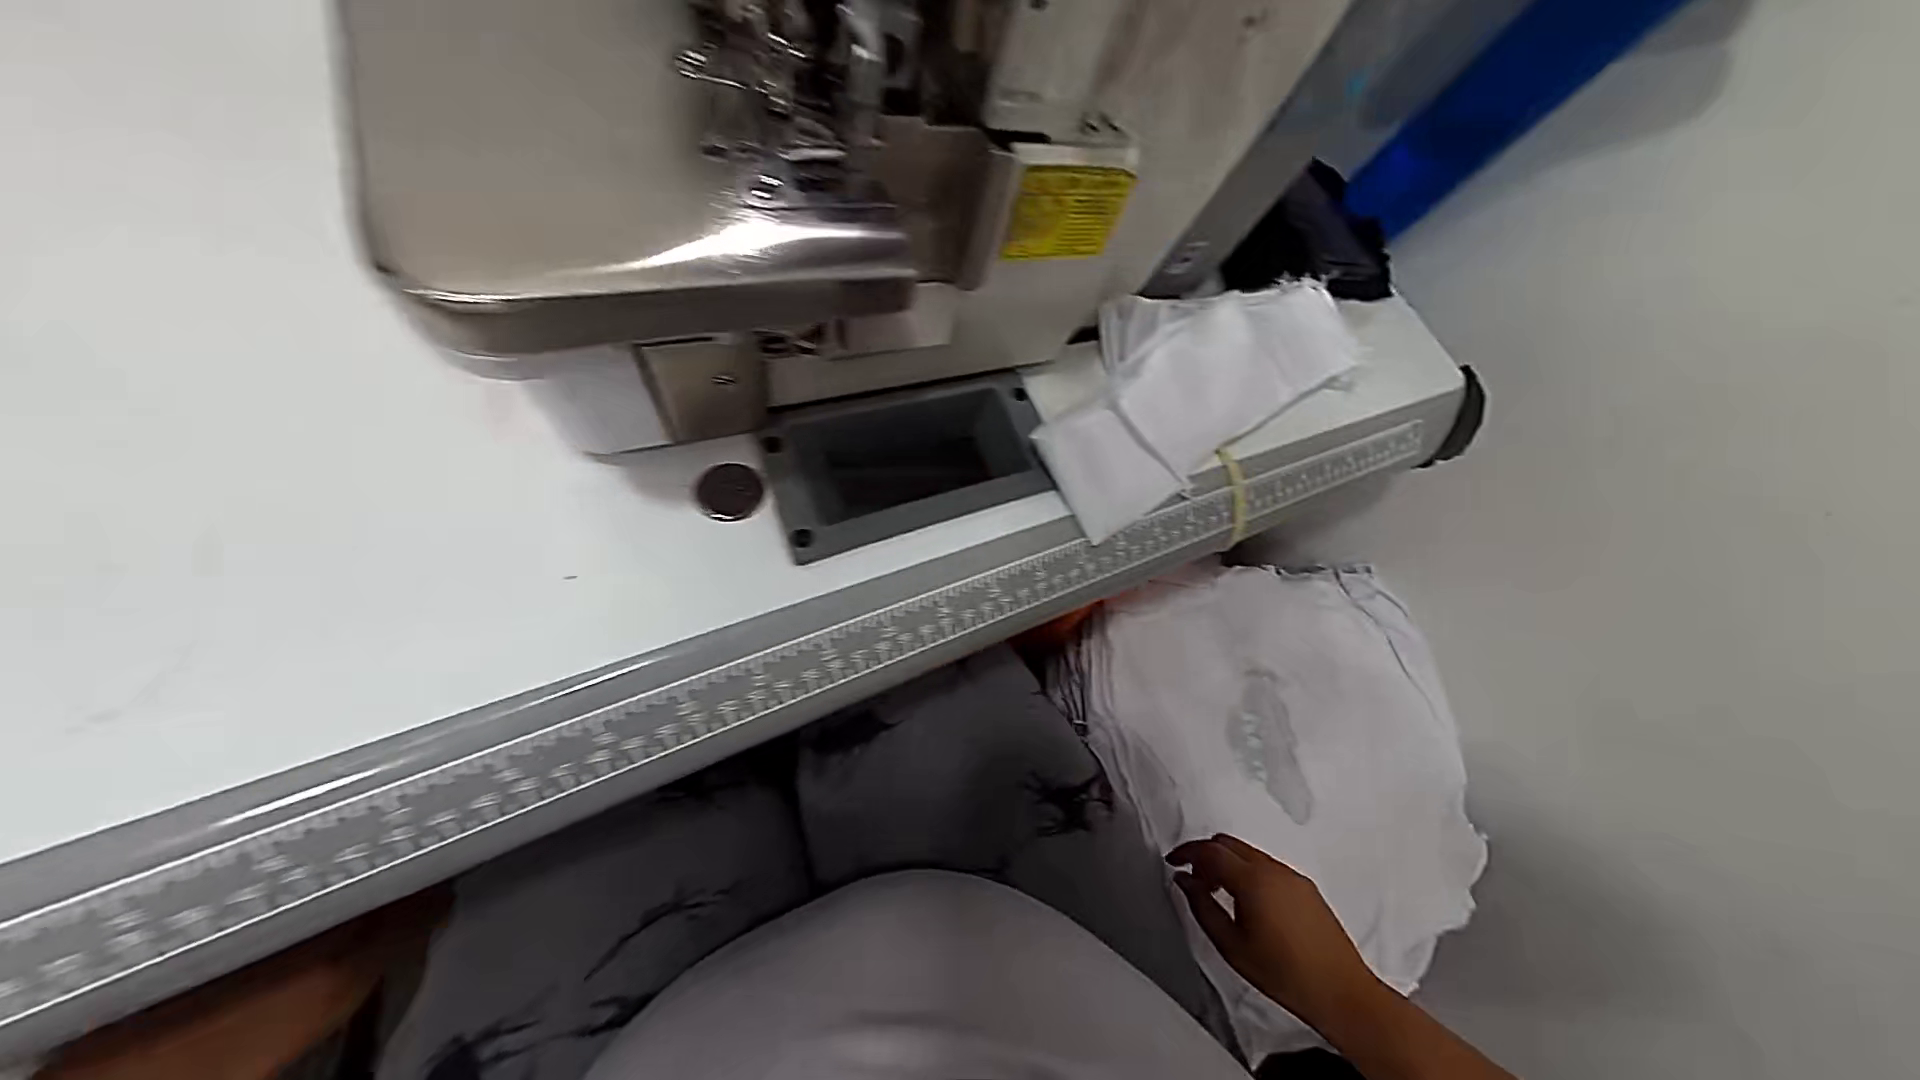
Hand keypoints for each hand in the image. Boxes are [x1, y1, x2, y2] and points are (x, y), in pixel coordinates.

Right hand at [1166, 834, 1384, 1030]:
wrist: (1341, 992)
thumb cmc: (1286, 974)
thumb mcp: (1231, 946)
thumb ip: (1202, 907)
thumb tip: (1185, 882)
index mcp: (1252, 880)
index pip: (1210, 850)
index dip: (1186, 852)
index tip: (1174, 861)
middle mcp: (1273, 870)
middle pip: (1228, 843)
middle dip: (1205, 854)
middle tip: (1194, 878)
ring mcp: (1292, 876)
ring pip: (1248, 852)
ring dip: (1227, 862)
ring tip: (1218, 893)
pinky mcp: (1305, 887)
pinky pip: (1267, 865)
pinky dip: (1248, 871)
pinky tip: (1247, 900)